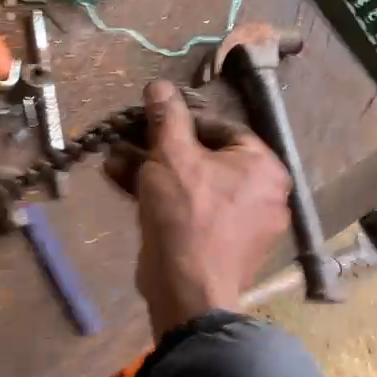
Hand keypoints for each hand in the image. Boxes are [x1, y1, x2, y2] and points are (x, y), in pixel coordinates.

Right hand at [106, 79, 290, 333]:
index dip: (180, 118)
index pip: (220, 126)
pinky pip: (188, 205)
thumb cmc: (186, 213)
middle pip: (202, 154)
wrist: (187, 291)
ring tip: (113, 157)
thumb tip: (160, 85)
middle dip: (157, 144)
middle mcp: (261, 193)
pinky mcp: (218, 242)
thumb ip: (166, 116)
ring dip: (149, 166)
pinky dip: (158, 192)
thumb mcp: (171, 154)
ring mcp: (240, 221)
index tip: (148, 117)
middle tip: (126, 136)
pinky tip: (119, 178)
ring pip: (189, 180)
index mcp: (263, 167)